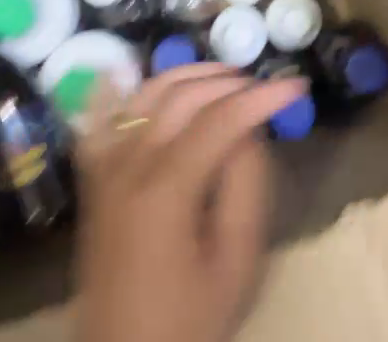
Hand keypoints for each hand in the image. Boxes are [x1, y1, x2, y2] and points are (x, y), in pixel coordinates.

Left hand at [73, 64, 308, 341]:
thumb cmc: (187, 318)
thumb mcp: (234, 264)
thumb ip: (244, 189)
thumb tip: (249, 132)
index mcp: (166, 189)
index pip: (220, 120)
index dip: (261, 97)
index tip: (296, 84)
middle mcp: (128, 164)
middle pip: (180, 97)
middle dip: (226, 80)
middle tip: (262, 83)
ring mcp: (103, 167)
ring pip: (142, 96)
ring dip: (184, 76)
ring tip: (222, 76)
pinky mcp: (90, 177)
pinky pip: (98, 118)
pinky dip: (116, 89)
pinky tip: (129, 70)